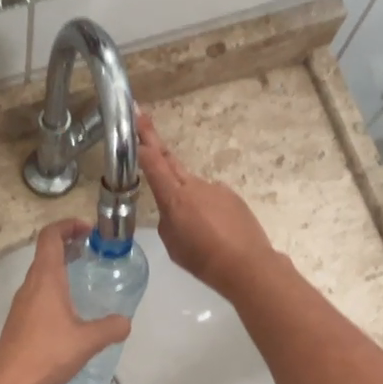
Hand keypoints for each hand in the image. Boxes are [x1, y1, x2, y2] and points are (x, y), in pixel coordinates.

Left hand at [0, 219, 131, 383]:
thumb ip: (111, 328)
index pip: (50, 236)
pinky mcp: (20, 324)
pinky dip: (56, 293)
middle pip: (46, 254)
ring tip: (87, 283)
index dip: (67, 225)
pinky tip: (72, 315)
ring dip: (62, 272)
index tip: (89, 231)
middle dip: (69, 247)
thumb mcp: (87, 341)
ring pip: (42, 277)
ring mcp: (21, 306)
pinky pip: (39, 298)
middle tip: (95, 254)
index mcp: (44, 280)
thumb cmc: (46, 355)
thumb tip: (124, 322)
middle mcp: (30, 287)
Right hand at [138, 113, 282, 296]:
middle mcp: (195, 185)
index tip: (136, 119)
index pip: (154, 163)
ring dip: (186, 200)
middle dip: (154, 143)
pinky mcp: (232, 197)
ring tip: (193, 231)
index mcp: (174, 198)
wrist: (247, 264)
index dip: (143, 141)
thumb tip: (174, 210)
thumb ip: (168, 221)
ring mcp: (216, 188)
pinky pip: (210, 199)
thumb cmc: (202, 259)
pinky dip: (205, 212)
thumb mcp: (172, 244)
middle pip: (170, 161)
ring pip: (192, 188)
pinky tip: (211, 233)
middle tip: (142, 120)